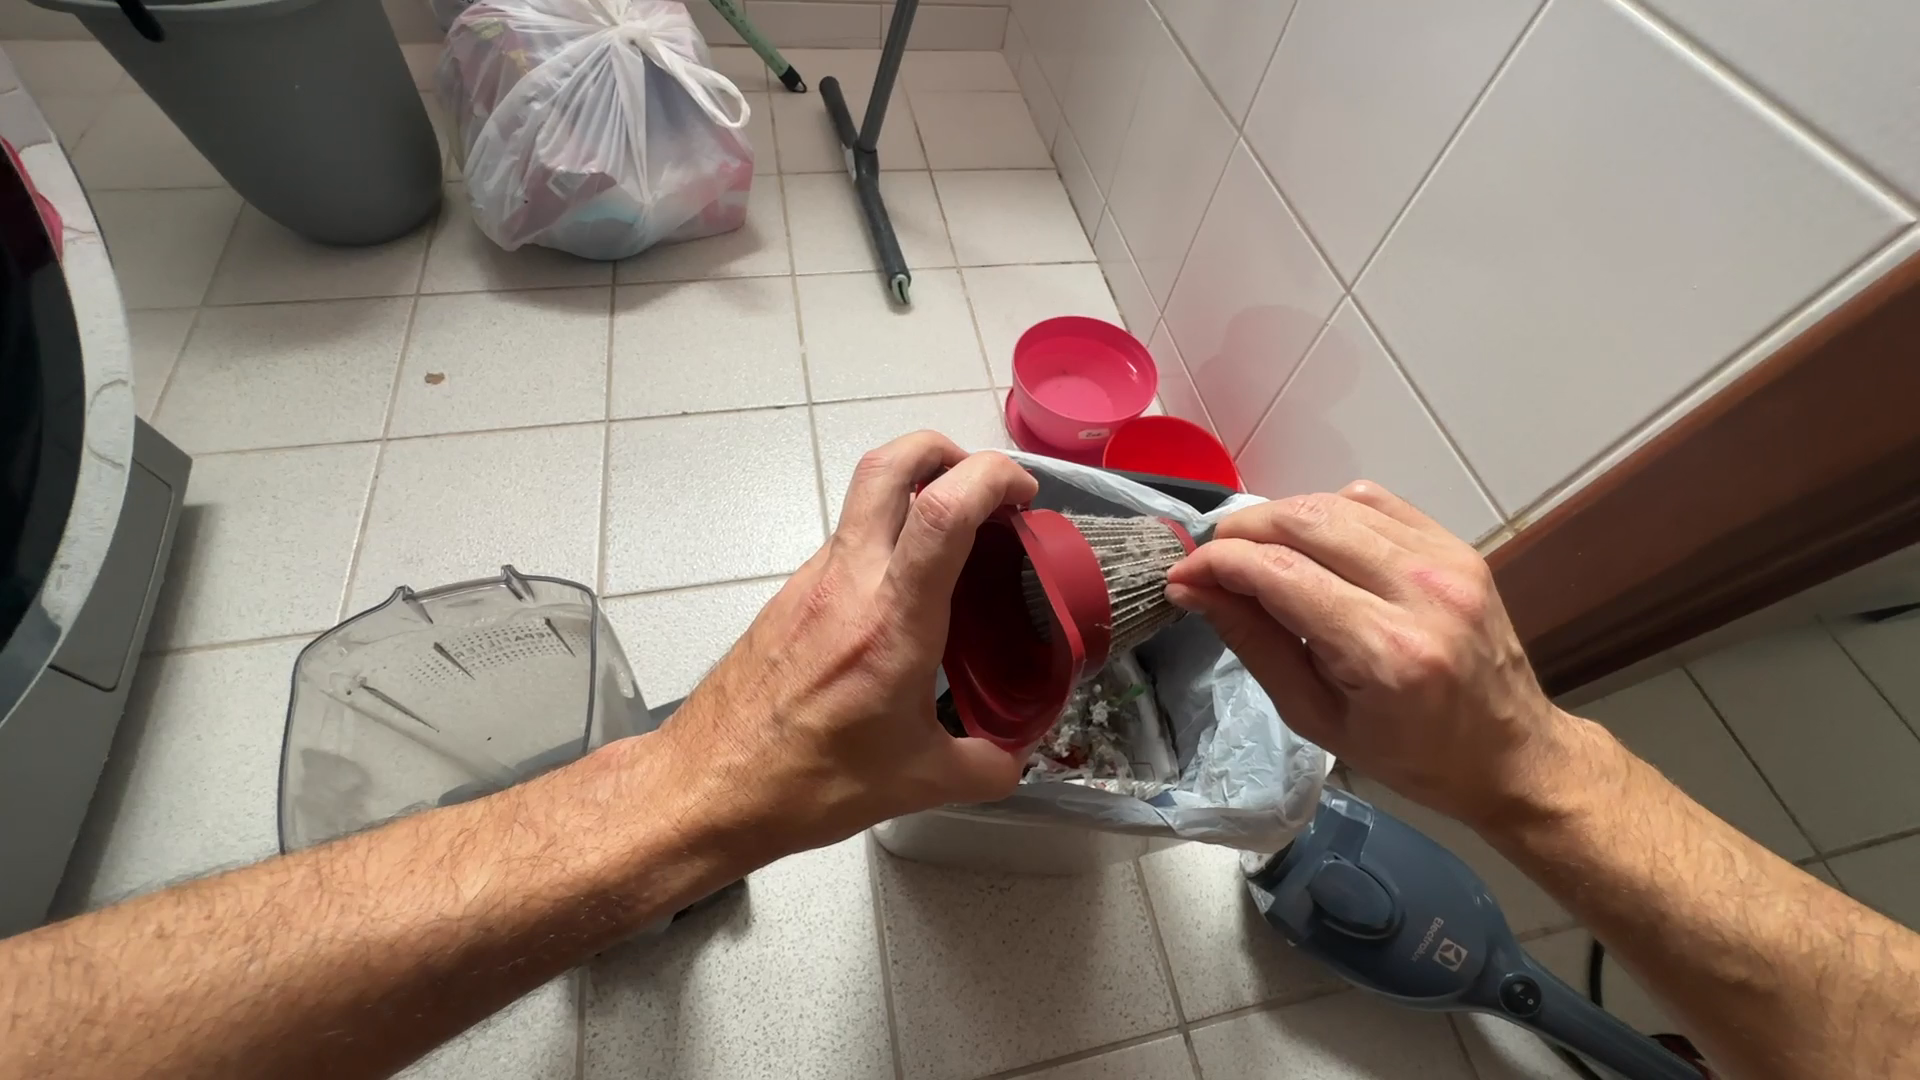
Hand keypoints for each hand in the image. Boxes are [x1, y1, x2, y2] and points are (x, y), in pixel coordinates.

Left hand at [655, 433, 1038, 857]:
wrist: (707, 785)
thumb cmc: (809, 780)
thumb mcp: (916, 781)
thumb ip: (985, 768)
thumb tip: (1014, 759)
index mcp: (892, 618)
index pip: (941, 510)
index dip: (992, 477)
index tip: (1024, 495)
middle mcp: (850, 578)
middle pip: (889, 463)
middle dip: (945, 448)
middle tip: (983, 486)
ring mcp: (814, 578)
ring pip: (866, 497)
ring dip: (917, 491)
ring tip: (956, 543)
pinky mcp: (792, 592)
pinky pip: (850, 540)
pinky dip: (889, 538)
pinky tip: (905, 594)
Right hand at [1165, 481, 1575, 827]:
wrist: (1512, 753)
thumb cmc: (1404, 752)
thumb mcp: (1310, 713)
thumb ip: (1250, 640)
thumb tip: (1191, 588)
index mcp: (1384, 651)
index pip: (1277, 572)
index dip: (1216, 563)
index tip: (1181, 575)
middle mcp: (1420, 592)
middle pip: (1303, 521)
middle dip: (1240, 531)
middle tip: (1210, 559)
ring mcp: (1446, 561)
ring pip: (1333, 502)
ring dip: (1276, 518)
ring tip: (1253, 552)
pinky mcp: (1457, 546)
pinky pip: (1371, 500)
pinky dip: (1324, 511)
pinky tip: (1311, 543)